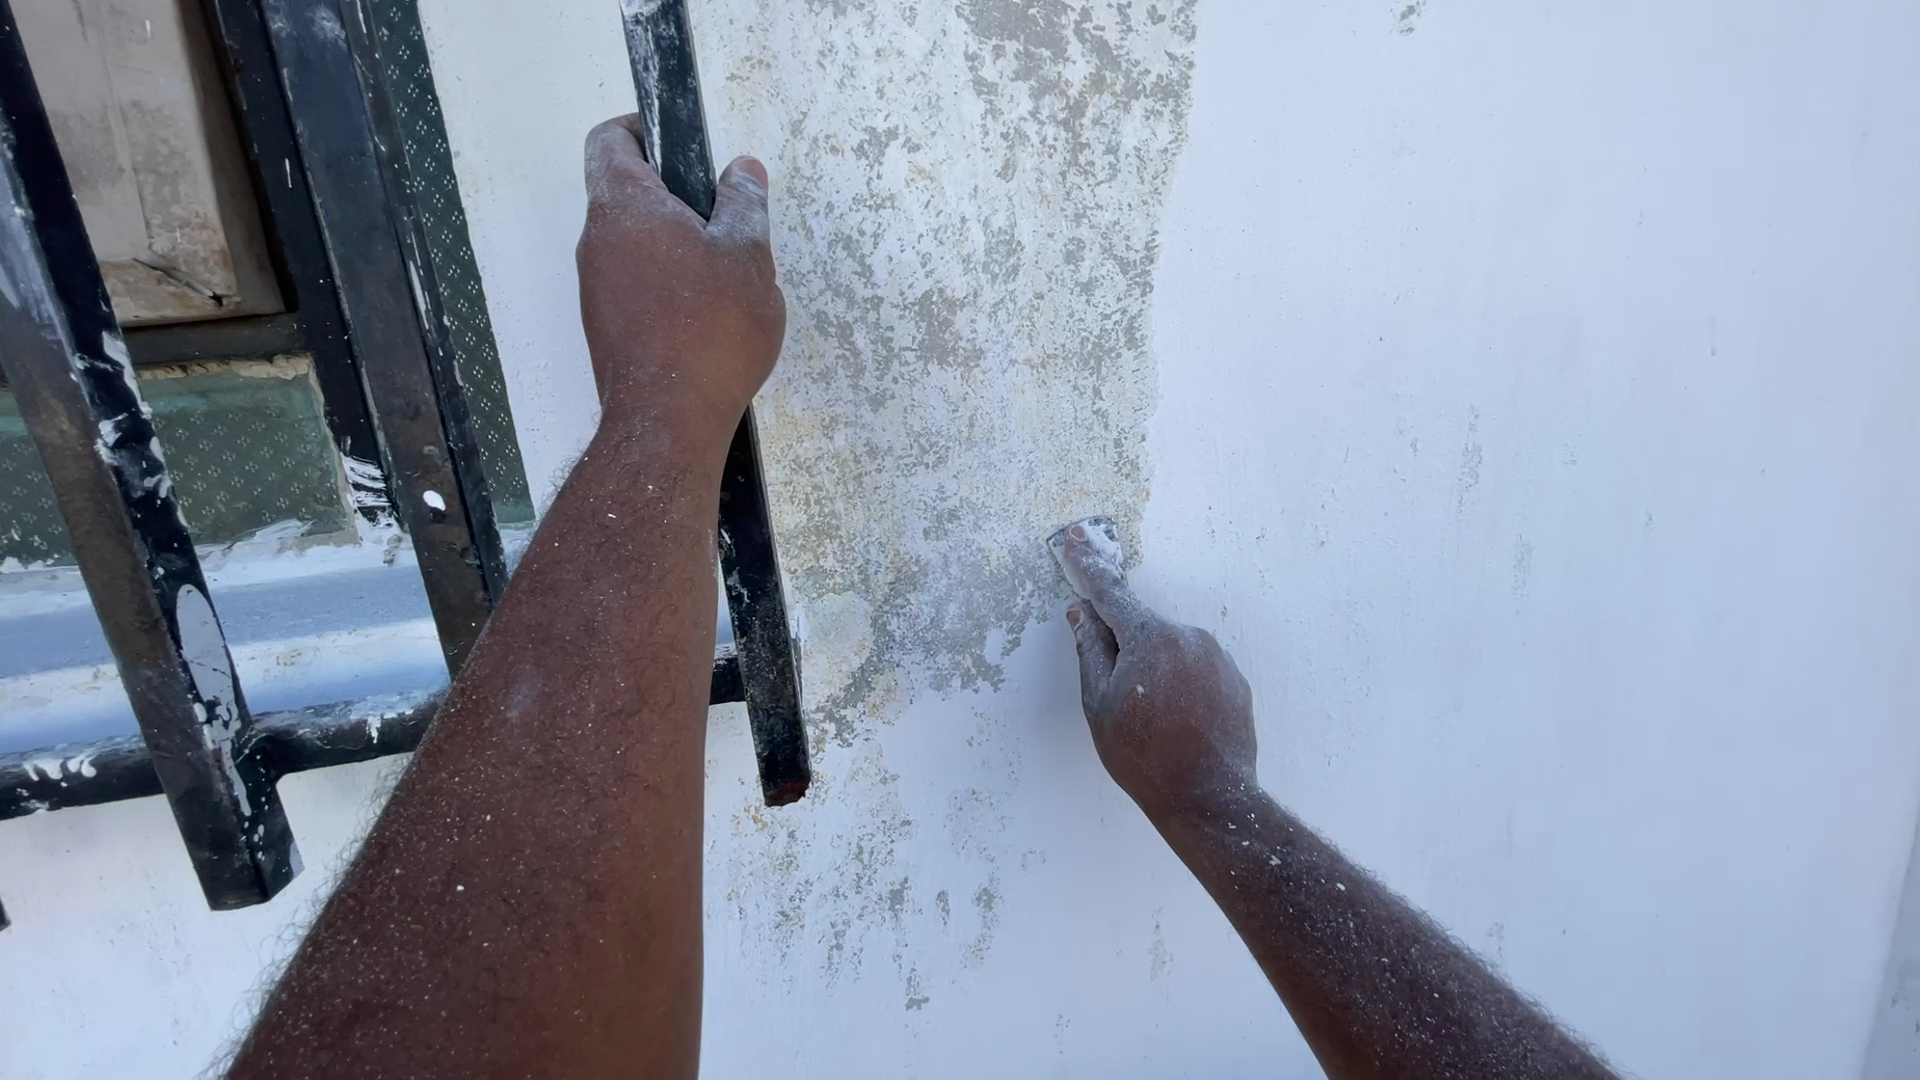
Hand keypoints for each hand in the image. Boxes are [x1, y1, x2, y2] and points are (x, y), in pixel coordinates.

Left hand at [576, 115, 785, 447]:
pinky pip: (636, 290)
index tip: (681, 147)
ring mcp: (596, 289)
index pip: (612, 140)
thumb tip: (743, 170)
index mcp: (626, 208)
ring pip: (635, 249)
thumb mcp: (748, 260)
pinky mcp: (606, 329)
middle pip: (629, 198)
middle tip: (727, 230)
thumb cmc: (712, 332)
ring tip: (724, 287)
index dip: (643, 130)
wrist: (671, 419)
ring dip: (676, 253)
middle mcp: (598, 242)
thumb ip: (745, 207)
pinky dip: (667, 292)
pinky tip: (706, 326)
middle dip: (677, 204)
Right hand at [1061, 525, 1258, 822]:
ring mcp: (1218, 657)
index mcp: (1151, 637)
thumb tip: (1083, 613)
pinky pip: (1195, 669)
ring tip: (1151, 721)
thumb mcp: (1100, 702)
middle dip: (1123, 648)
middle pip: (1141, 627)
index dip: (1088, 566)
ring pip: (1169, 650)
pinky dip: (1179, 684)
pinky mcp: (1235, 680)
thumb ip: (1091, 649)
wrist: (1210, 798)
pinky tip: (1176, 722)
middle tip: (1117, 697)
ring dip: (1153, 670)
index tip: (1075, 539)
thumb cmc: (1143, 754)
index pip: (1111, 592)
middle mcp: (1190, 637)